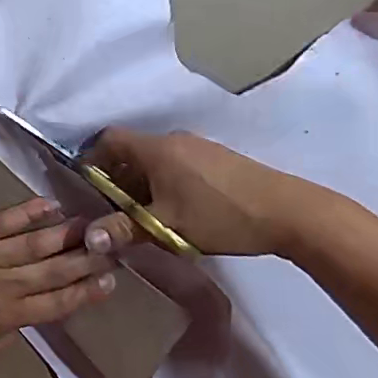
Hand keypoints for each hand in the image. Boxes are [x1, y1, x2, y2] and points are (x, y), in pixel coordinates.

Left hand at [0, 199, 118, 362]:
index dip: (84, 293)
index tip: (109, 282)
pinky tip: (50, 205)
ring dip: (65, 234)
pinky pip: (4, 221)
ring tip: (91, 224)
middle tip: (112, 247)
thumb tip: (24, 325)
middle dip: (84, 259)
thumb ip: (3, 338)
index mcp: (5, 317)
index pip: (54, 305)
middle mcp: (3, 285)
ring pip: (34, 244)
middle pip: (52, 271)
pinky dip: (28, 213)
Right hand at [81, 128, 343, 256]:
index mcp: (155, 149)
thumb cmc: (219, 215)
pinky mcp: (217, 161)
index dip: (91, 159)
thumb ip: (124, 229)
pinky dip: (164, 184)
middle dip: (116, 178)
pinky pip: (176, 165)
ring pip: (154, 160)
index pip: (109, 139)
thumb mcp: (166, 227)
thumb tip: (89, 238)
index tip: (87, 187)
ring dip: (141, 184)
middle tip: (112, 210)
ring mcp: (198, 148)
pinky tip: (176, 212)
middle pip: (131, 151)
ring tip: (143, 217)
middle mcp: (174, 141)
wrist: (290, 213)